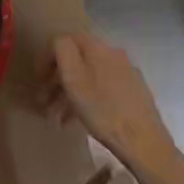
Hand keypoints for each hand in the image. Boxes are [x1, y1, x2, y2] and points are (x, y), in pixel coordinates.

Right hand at [40, 33, 183, 181]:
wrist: (144, 142)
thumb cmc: (103, 110)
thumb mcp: (73, 78)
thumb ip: (62, 51)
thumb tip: (59, 42)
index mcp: (99, 48)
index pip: (66, 41)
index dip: (48, 58)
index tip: (39, 80)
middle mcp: (115, 55)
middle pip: (78, 60)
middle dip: (58, 78)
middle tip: (45, 100)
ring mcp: (127, 75)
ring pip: (90, 78)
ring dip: (70, 93)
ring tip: (58, 117)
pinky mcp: (134, 94)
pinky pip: (102, 90)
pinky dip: (87, 100)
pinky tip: (79, 120)